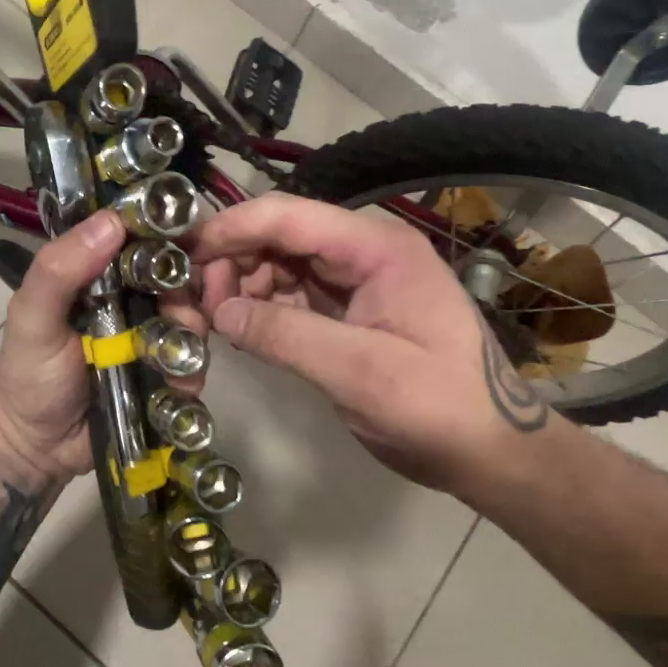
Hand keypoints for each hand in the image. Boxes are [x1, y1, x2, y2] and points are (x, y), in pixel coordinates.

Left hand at [0, 211, 204, 486]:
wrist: (34, 450)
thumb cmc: (28, 376)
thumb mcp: (33, 318)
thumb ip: (59, 270)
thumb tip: (111, 221)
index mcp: (99, 279)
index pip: (143, 246)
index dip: (169, 244)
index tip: (188, 247)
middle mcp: (130, 306)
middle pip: (178, 287)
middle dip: (185, 299)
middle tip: (177, 316)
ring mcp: (149, 345)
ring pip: (191, 328)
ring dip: (189, 340)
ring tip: (170, 358)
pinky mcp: (163, 382)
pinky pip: (191, 370)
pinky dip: (190, 378)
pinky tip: (176, 388)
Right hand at [188, 193, 556, 493]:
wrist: (488, 450)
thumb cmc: (437, 408)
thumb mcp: (360, 373)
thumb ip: (285, 335)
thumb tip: (220, 312)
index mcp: (377, 248)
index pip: (288, 216)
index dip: (228, 229)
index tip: (179, 256)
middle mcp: (363, 253)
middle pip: (277, 236)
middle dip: (228, 264)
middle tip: (194, 312)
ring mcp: (355, 282)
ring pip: (277, 265)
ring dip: (237, 287)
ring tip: (209, 326)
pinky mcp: (346, 312)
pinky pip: (289, 296)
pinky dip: (257, 309)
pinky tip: (236, 331)